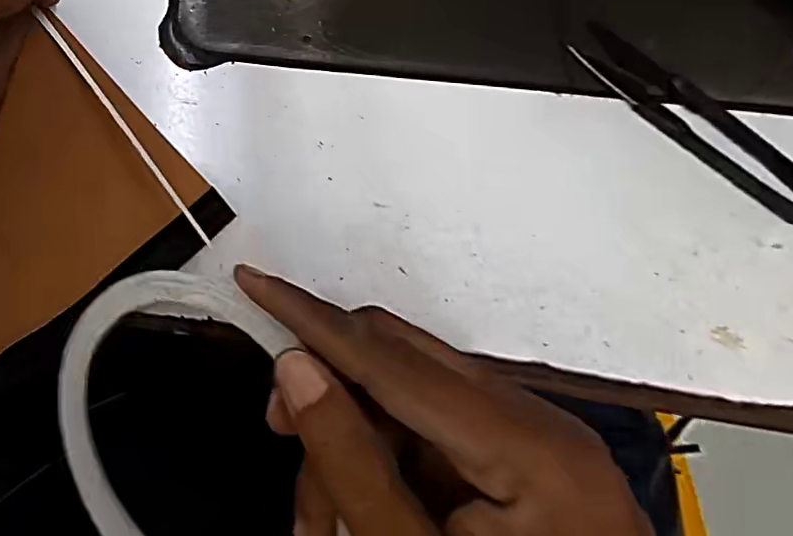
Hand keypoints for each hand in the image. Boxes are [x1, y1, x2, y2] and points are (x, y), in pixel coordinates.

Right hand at [236, 266, 654, 535]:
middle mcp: (540, 428)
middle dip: (326, 389)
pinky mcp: (525, 466)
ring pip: (404, 394)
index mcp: (531, 450)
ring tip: (321, 517)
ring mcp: (536, 444)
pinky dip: (384, 458)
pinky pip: (429, 428)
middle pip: (395, 361)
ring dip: (350, 437)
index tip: (252, 281)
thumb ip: (352, 463)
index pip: (387, 355)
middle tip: (277, 425)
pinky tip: (357, 506)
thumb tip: (295, 367)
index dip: (308, 315)